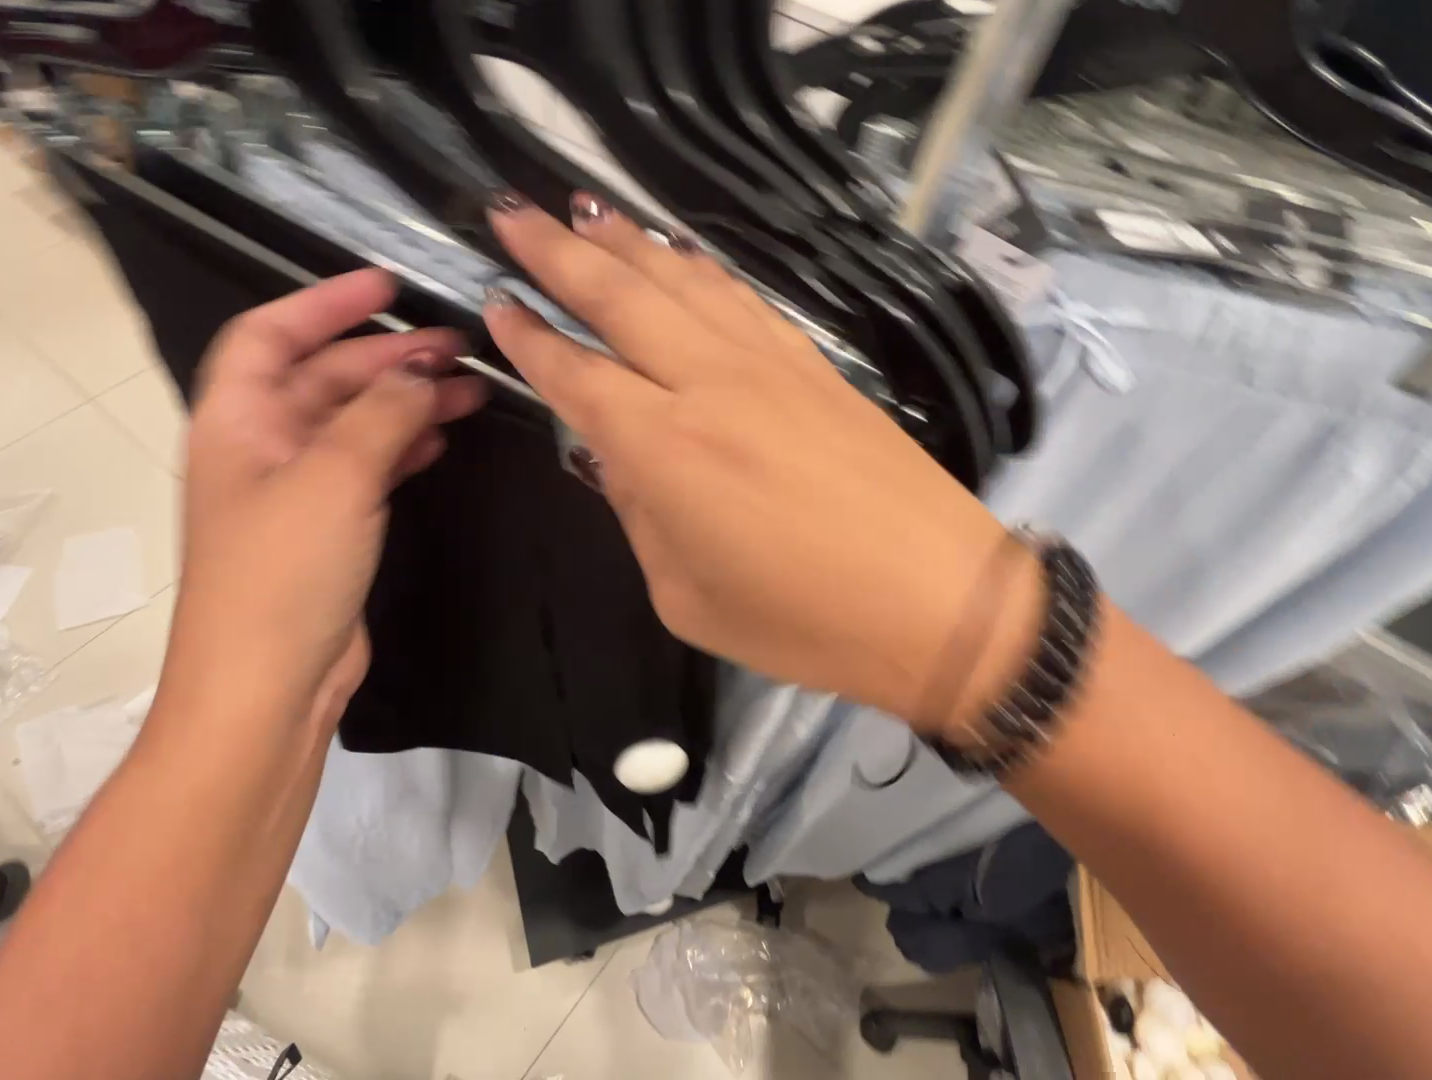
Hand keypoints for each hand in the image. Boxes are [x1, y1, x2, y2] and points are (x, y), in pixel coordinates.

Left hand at [165, 270, 486, 722]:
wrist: (269, 685)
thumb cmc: (284, 573)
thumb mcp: (335, 477)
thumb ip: (382, 413)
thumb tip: (424, 372)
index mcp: (238, 419)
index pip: (272, 333)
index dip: (325, 302)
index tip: (388, 284)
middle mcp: (263, 446)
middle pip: (326, 377)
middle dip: (390, 357)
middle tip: (460, 347)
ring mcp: (297, 491)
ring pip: (357, 424)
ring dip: (408, 402)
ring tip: (472, 390)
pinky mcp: (329, 529)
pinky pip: (369, 468)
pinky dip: (404, 448)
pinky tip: (441, 440)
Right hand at [482, 196, 1037, 729]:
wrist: (936, 601)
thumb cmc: (802, 621)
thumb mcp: (685, 596)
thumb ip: (638, 516)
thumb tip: (616, 456)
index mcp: (664, 450)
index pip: (578, 375)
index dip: (531, 337)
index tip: (495, 300)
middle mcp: (709, 386)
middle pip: (619, 298)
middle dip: (556, 251)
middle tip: (508, 212)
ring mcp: (768, 366)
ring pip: (682, 282)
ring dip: (625, 243)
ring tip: (582, 213)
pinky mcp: (815, 366)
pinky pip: (742, 299)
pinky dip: (699, 270)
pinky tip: (678, 256)